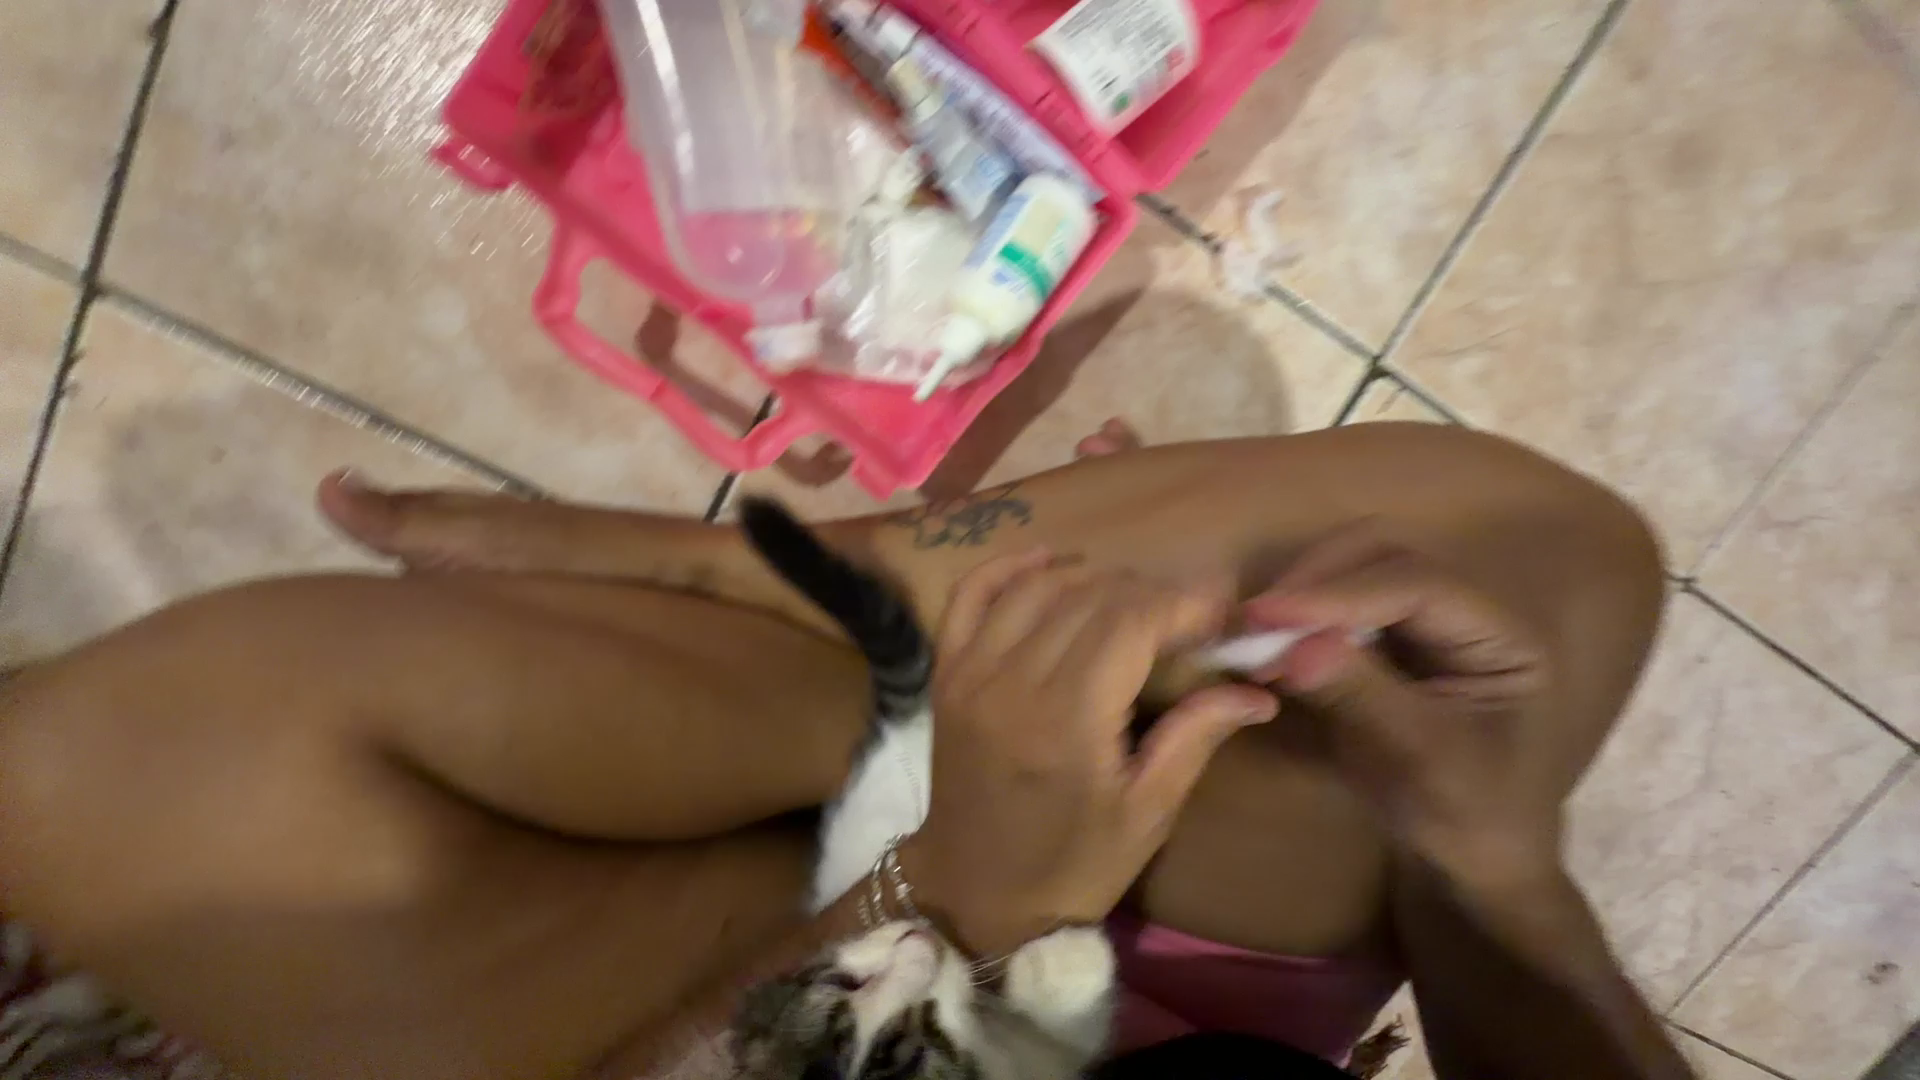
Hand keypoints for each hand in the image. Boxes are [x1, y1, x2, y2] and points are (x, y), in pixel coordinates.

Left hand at [900, 551, 1277, 956]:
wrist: (972, 887)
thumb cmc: (1070, 864)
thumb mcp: (1146, 813)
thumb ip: (1194, 737)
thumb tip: (1258, 691)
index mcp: (1068, 719)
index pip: (1130, 621)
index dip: (1182, 603)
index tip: (1220, 607)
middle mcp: (1013, 680)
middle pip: (1089, 597)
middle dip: (1148, 592)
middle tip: (1185, 612)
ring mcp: (971, 670)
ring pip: (1038, 588)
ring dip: (1092, 578)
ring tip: (1132, 597)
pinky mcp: (946, 671)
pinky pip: (971, 596)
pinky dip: (1008, 569)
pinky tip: (1048, 560)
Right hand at [1243, 523, 1558, 883]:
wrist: (1469, 850)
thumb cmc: (1469, 813)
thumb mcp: (1423, 763)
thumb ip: (1364, 697)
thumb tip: (1295, 649)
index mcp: (1500, 635)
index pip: (1418, 586)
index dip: (1341, 592)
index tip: (1268, 614)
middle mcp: (1460, 610)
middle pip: (1384, 553)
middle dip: (1317, 576)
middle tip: (1256, 617)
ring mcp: (1418, 619)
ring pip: (1352, 566)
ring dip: (1299, 589)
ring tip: (1253, 630)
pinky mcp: (1380, 635)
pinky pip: (1331, 602)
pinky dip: (1293, 614)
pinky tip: (1262, 639)